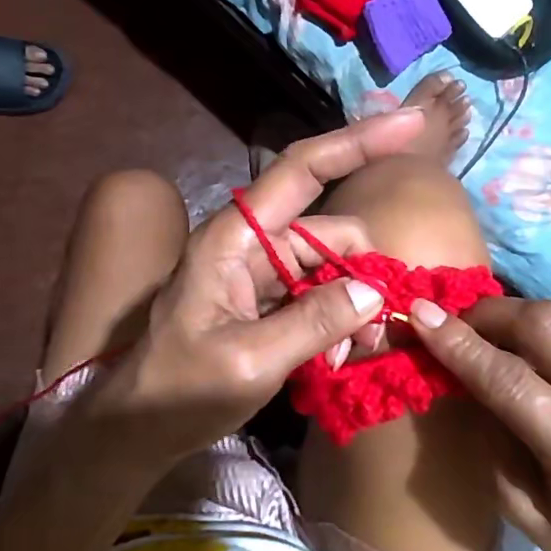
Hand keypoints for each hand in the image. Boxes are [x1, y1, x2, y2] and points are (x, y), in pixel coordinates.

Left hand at [77, 110, 425, 471]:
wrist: (139, 430)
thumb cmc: (179, 391)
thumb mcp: (250, 361)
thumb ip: (315, 323)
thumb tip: (375, 291)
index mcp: (234, 238)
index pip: (301, 170)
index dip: (357, 141)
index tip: (411, 121)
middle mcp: (251, 245)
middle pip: (331, 232)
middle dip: (364, 272)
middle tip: (375, 332)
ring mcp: (260, 275)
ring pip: (332, 268)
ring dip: (353, 308)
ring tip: (350, 357)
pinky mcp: (268, 303)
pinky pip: (320, 296)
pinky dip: (338, 323)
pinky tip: (338, 360)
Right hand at [408, 297, 550, 550]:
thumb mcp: (516, 502)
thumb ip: (489, 431)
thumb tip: (453, 368)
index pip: (517, 384)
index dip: (463, 346)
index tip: (420, 315)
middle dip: (491, 313)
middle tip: (455, 325)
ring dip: (512, 327)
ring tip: (487, 349)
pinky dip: (540, 348)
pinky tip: (536, 376)